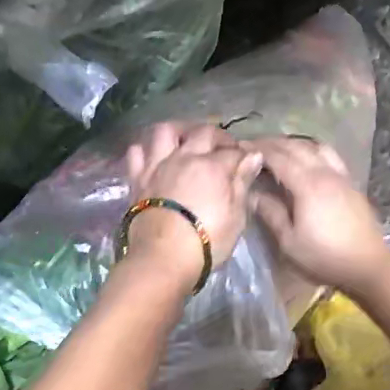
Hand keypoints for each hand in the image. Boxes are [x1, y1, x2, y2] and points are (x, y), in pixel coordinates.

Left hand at [123, 123, 262, 276]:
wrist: (162, 258)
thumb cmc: (207, 242)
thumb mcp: (236, 218)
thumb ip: (242, 185)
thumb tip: (253, 156)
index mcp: (213, 167)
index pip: (234, 152)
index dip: (244, 155)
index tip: (248, 162)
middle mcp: (185, 158)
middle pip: (203, 133)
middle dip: (218, 137)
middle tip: (223, 149)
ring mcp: (157, 166)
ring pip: (165, 131)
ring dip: (178, 131)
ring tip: (185, 141)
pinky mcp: (137, 179)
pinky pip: (137, 153)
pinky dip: (145, 150)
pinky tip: (152, 157)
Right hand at [250, 138, 389, 291]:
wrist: (368, 264)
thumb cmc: (324, 257)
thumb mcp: (289, 242)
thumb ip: (270, 213)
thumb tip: (252, 195)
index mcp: (308, 185)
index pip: (279, 157)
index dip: (258, 149)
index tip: (240, 146)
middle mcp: (325, 173)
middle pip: (297, 147)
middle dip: (273, 142)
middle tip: (254, 145)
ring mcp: (341, 175)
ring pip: (316, 146)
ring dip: (294, 143)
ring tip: (279, 149)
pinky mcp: (350, 183)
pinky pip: (329, 155)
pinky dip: (312, 150)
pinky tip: (305, 160)